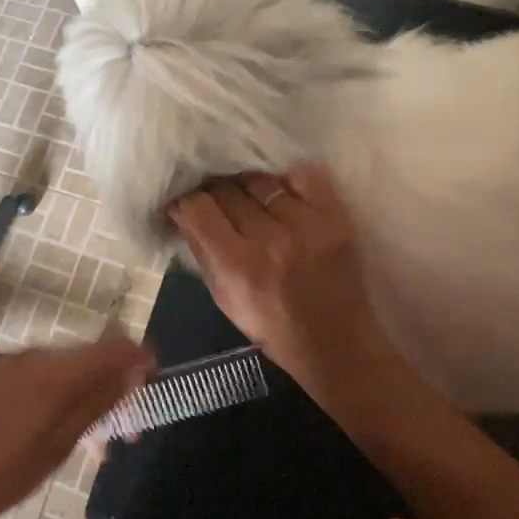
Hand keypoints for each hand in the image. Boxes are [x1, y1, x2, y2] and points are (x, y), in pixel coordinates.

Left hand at [0, 333, 152, 518]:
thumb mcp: (58, 448)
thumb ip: (98, 403)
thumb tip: (135, 368)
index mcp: (55, 372)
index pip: (113, 346)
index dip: (138, 356)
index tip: (154, 377)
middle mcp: (35, 356)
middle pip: (88, 357)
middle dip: (113, 384)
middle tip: (126, 427)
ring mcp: (9, 363)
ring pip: (63, 369)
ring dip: (84, 393)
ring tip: (91, 437)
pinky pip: (38, 375)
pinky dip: (56, 395)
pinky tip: (53, 428)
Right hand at [170, 165, 398, 393]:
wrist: (337, 343)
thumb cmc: (273, 327)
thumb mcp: (224, 297)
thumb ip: (201, 251)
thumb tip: (181, 211)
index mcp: (239, 267)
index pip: (199, 208)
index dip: (185, 201)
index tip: (184, 203)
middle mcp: (272, 240)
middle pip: (228, 189)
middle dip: (213, 191)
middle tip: (213, 196)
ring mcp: (307, 224)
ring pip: (261, 179)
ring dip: (246, 184)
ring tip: (246, 192)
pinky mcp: (335, 215)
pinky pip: (303, 175)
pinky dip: (286, 178)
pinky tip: (281, 190)